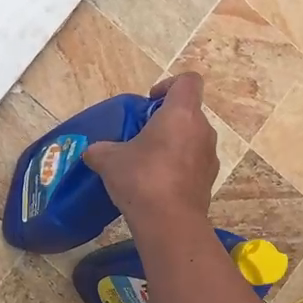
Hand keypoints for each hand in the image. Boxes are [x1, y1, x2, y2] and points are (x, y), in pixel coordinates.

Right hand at [83, 73, 216, 226]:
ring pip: (191, 138)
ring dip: (172, 144)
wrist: (168, 221)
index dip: (168, 84)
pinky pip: (192, 162)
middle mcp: (202, 129)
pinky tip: (157, 184)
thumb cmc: (141, 178)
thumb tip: (93, 151)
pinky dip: (177, 166)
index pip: (187, 81)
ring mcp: (209, 155)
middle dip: (165, 120)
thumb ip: (100, 149)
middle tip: (140, 136)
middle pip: (187, 112)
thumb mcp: (108, 160)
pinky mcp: (209, 178)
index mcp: (180, 113)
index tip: (149, 101)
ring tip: (147, 163)